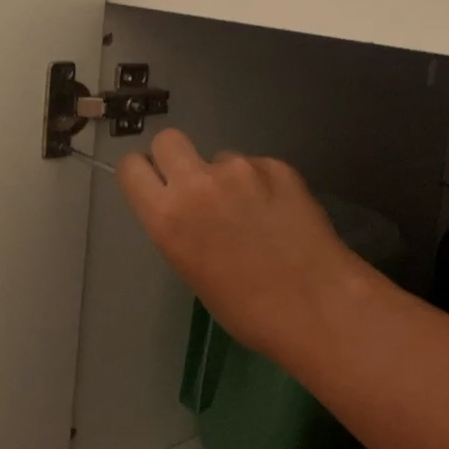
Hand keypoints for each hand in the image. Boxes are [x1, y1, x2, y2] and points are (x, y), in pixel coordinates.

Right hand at [117, 128, 381, 358]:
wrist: (315, 304)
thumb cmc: (247, 308)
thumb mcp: (192, 270)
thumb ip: (181, 227)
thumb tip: (188, 210)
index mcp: (168, 216)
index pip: (132, 167)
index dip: (143, 171)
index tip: (155, 182)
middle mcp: (198, 182)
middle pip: (169, 139)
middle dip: (176, 156)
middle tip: (198, 185)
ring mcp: (241, 168)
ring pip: (221, 156)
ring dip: (229, 177)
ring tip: (255, 214)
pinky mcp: (277, 165)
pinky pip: (258, 166)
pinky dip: (264, 184)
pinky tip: (282, 214)